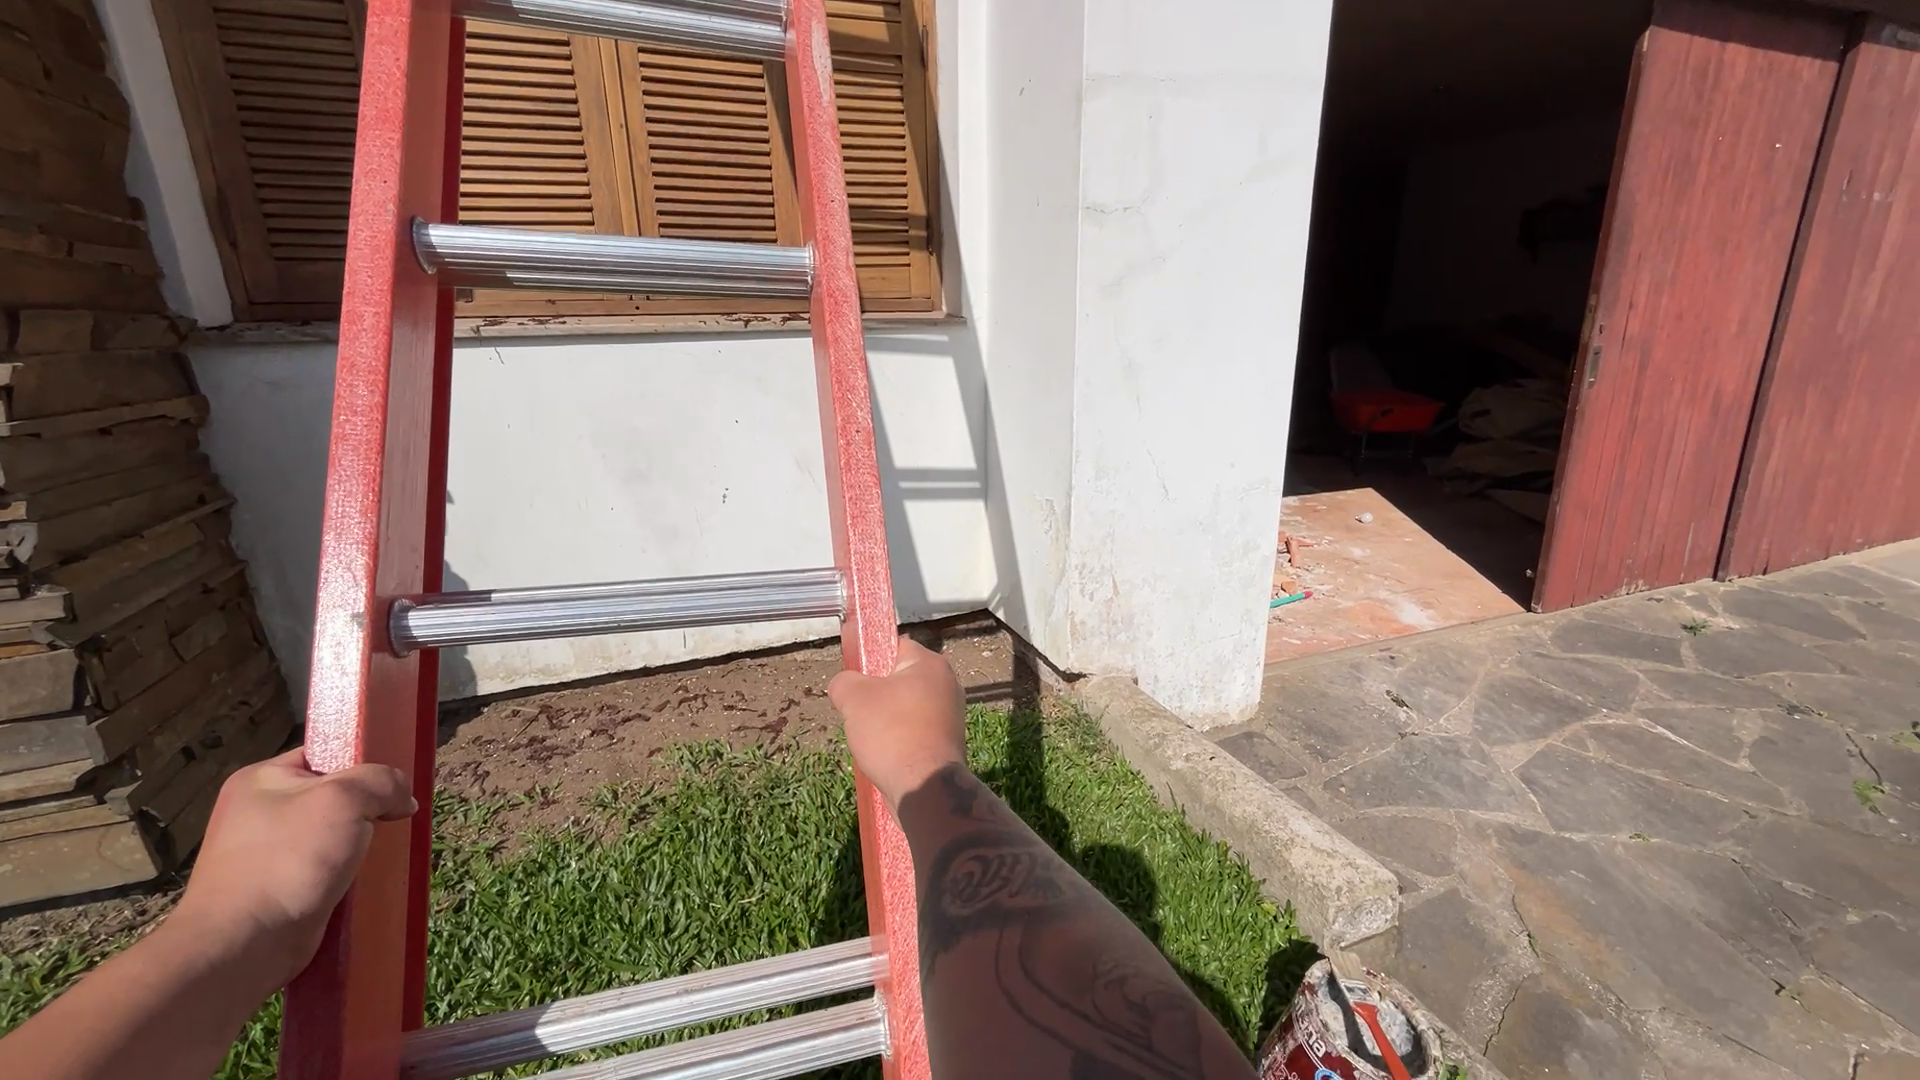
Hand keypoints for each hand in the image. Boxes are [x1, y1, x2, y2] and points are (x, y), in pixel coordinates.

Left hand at [168, 748, 415, 996]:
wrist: (244, 944)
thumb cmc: (289, 859)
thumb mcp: (346, 798)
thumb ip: (383, 781)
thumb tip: (403, 800)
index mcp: (261, 779)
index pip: (327, 753)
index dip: (365, 762)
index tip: (391, 782)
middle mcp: (260, 810)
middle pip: (337, 791)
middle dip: (370, 803)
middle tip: (393, 815)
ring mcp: (268, 849)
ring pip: (338, 828)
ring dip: (365, 836)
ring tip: (383, 846)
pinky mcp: (282, 882)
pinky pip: (330, 859)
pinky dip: (353, 863)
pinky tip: (367, 871)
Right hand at [828, 637, 967, 809]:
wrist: (924, 788)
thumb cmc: (891, 734)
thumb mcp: (853, 698)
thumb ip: (844, 681)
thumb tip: (845, 685)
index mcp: (930, 663)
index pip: (895, 645)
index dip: (869, 657)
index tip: (854, 676)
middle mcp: (947, 683)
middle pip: (899, 678)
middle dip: (875, 693)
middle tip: (857, 710)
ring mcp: (951, 714)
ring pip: (905, 707)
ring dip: (885, 719)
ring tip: (870, 737)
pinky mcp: (948, 741)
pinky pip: (914, 730)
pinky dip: (898, 738)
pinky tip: (885, 754)